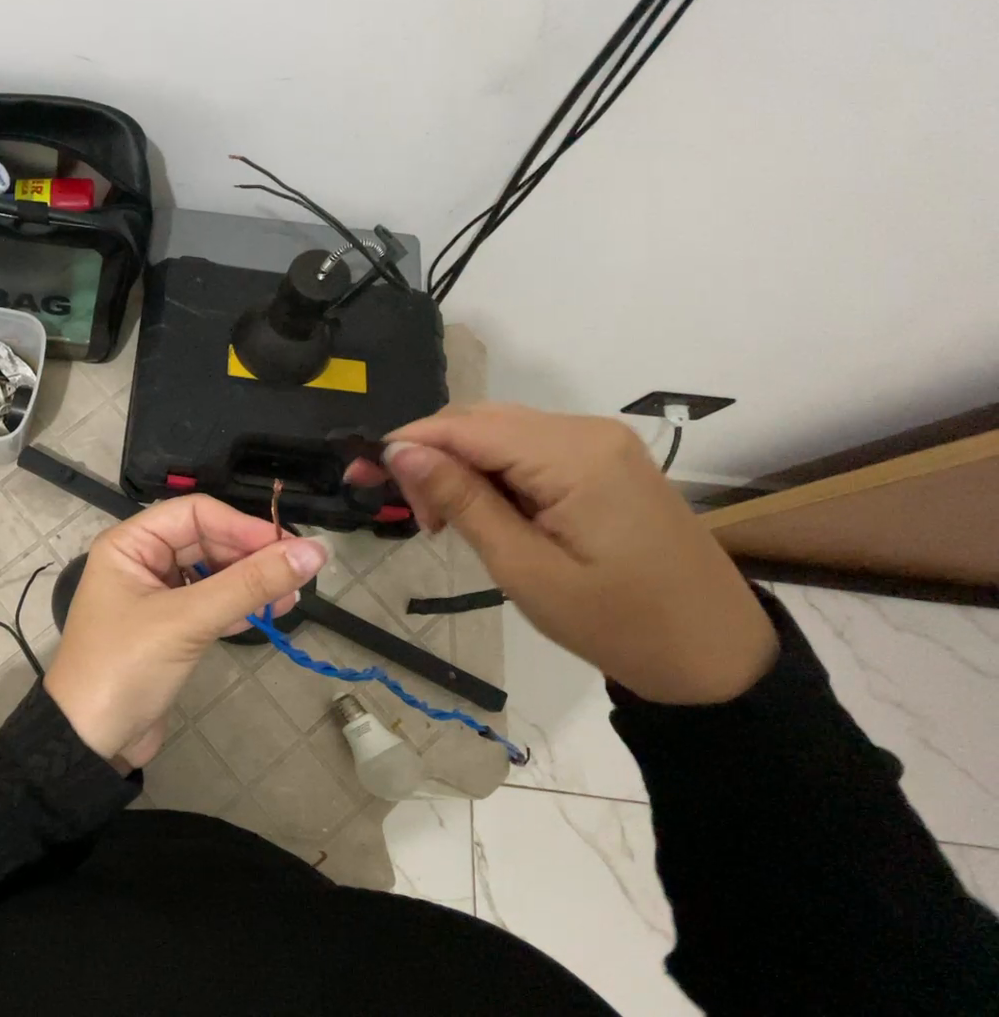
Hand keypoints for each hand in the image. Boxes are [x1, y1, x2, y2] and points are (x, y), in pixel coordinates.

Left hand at [44, 495, 327, 769]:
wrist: (91, 740)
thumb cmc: (125, 667)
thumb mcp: (186, 621)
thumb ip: (249, 585)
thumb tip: (314, 552)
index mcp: (129, 544)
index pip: (195, 513)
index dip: (243, 525)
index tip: (290, 546)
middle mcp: (141, 561)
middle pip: (208, 540)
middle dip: (252, 554)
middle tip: (299, 573)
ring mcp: (156, 596)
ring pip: (214, 573)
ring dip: (251, 581)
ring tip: (293, 596)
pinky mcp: (171, 628)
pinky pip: (212, 602)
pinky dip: (241, 605)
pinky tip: (273, 611)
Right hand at [362, 403, 776, 704]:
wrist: (713, 653)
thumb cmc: (616, 622)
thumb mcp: (523, 568)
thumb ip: (461, 501)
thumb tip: (399, 451)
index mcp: (572, 455)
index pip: (464, 427)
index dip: (405, 444)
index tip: (360, 477)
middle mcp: (586, 432)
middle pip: (479, 420)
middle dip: (428, 454)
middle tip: (407, 515)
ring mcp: (600, 444)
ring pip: (499, 431)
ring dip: (456, 465)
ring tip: (440, 521)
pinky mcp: (604, 462)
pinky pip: (527, 449)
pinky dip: (489, 472)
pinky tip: (479, 510)